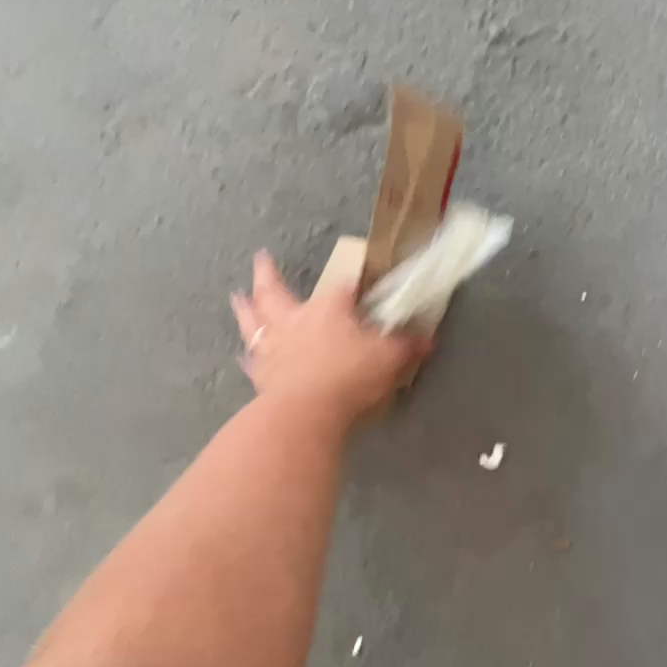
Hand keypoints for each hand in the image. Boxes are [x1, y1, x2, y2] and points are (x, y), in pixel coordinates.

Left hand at [229, 251, 430, 423]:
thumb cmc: (351, 374)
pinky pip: (252, 359)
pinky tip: (246, 354)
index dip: (354, 283)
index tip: (359, 281)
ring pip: (254, 319)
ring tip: (238, 295)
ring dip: (246, 307)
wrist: (307, 410)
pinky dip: (249, 354)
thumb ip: (409, 346)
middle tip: (261, 257)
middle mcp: (295, 319)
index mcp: (329, 308)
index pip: (343, 287)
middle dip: (269, 273)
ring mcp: (273, 345)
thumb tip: (429, 339)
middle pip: (277, 291)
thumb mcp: (391, 357)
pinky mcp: (261, 372)